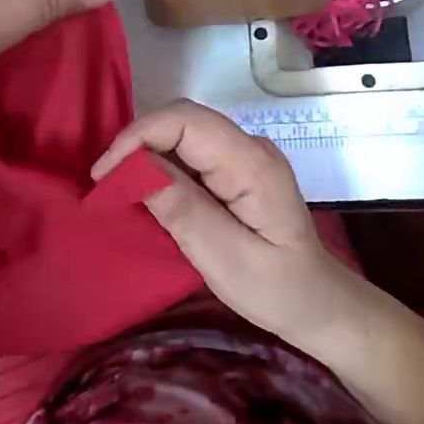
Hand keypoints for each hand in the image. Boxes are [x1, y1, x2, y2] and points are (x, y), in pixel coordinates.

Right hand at [93, 100, 366, 351]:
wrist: (319, 303)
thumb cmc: (278, 289)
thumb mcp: (227, 259)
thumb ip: (184, 211)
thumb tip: (135, 171)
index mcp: (253, 165)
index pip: (186, 122)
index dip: (137, 138)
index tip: (104, 177)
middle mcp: (250, 147)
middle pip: (182, 120)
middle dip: (136, 144)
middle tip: (106, 185)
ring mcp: (245, 156)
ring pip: (182, 133)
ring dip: (145, 154)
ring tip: (117, 189)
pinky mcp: (236, 170)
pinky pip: (190, 152)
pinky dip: (160, 166)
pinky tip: (145, 191)